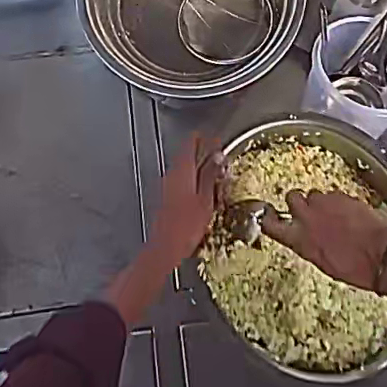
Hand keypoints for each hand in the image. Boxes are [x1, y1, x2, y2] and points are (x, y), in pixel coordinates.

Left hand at [152, 135, 220, 259]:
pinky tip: (204, 189)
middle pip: (187, 154)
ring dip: (199, 165)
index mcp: (182, 170)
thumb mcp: (206, 199)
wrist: (165, 249)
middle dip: (204, 152)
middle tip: (221, 156)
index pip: (190, 143)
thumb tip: (218, 155)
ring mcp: (167, 185)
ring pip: (185, 167)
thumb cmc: (187, 225)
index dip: (204, 138)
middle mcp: (172, 174)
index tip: (217, 139)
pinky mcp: (167, 196)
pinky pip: (182, 179)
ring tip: (216, 172)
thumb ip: (210, 175)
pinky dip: (194, 178)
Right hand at [260, 188, 386, 292]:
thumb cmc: (354, 269)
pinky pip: (333, 194)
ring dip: (320, 202)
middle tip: (308, 211)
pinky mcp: (343, 196)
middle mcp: (308, 218)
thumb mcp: (323, 263)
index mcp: (299, 239)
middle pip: (292, 196)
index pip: (270, 223)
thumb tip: (306, 238)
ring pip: (314, 194)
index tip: (267, 216)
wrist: (381, 256)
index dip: (267, 218)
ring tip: (333, 215)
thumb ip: (308, 244)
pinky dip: (338, 202)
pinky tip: (348, 214)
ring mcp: (326, 203)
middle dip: (298, 201)